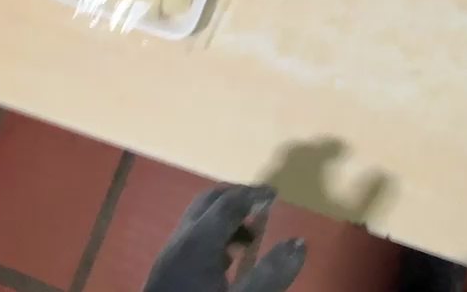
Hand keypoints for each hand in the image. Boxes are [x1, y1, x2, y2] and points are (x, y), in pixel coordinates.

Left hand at [146, 184, 307, 291]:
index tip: (275, 194)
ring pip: (199, 219)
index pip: (230, 201)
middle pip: (210, 201)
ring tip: (250, 236)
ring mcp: (170, 253)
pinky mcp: (166, 270)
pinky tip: (226, 262)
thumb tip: (300, 242)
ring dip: (225, 218)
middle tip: (261, 204)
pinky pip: (192, 237)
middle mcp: (182, 237)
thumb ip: (271, 273)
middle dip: (237, 197)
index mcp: (200, 238)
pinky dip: (213, 235)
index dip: (254, 193)